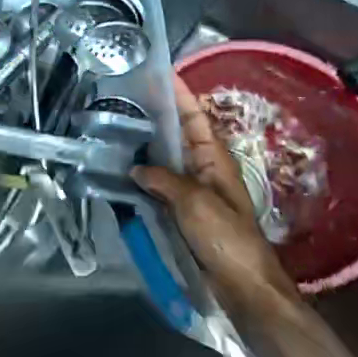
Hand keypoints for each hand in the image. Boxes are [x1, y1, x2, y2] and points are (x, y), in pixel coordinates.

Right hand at [133, 77, 298, 314]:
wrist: (242, 285)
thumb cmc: (226, 238)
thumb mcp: (195, 203)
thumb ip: (165, 180)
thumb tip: (137, 168)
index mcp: (214, 158)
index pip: (194, 116)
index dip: (178, 93)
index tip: (157, 71)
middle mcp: (203, 169)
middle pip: (177, 135)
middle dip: (154, 116)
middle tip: (121, 99)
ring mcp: (192, 191)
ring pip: (165, 160)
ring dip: (145, 146)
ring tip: (114, 128)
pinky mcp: (183, 213)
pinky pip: (159, 186)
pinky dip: (142, 177)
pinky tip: (120, 172)